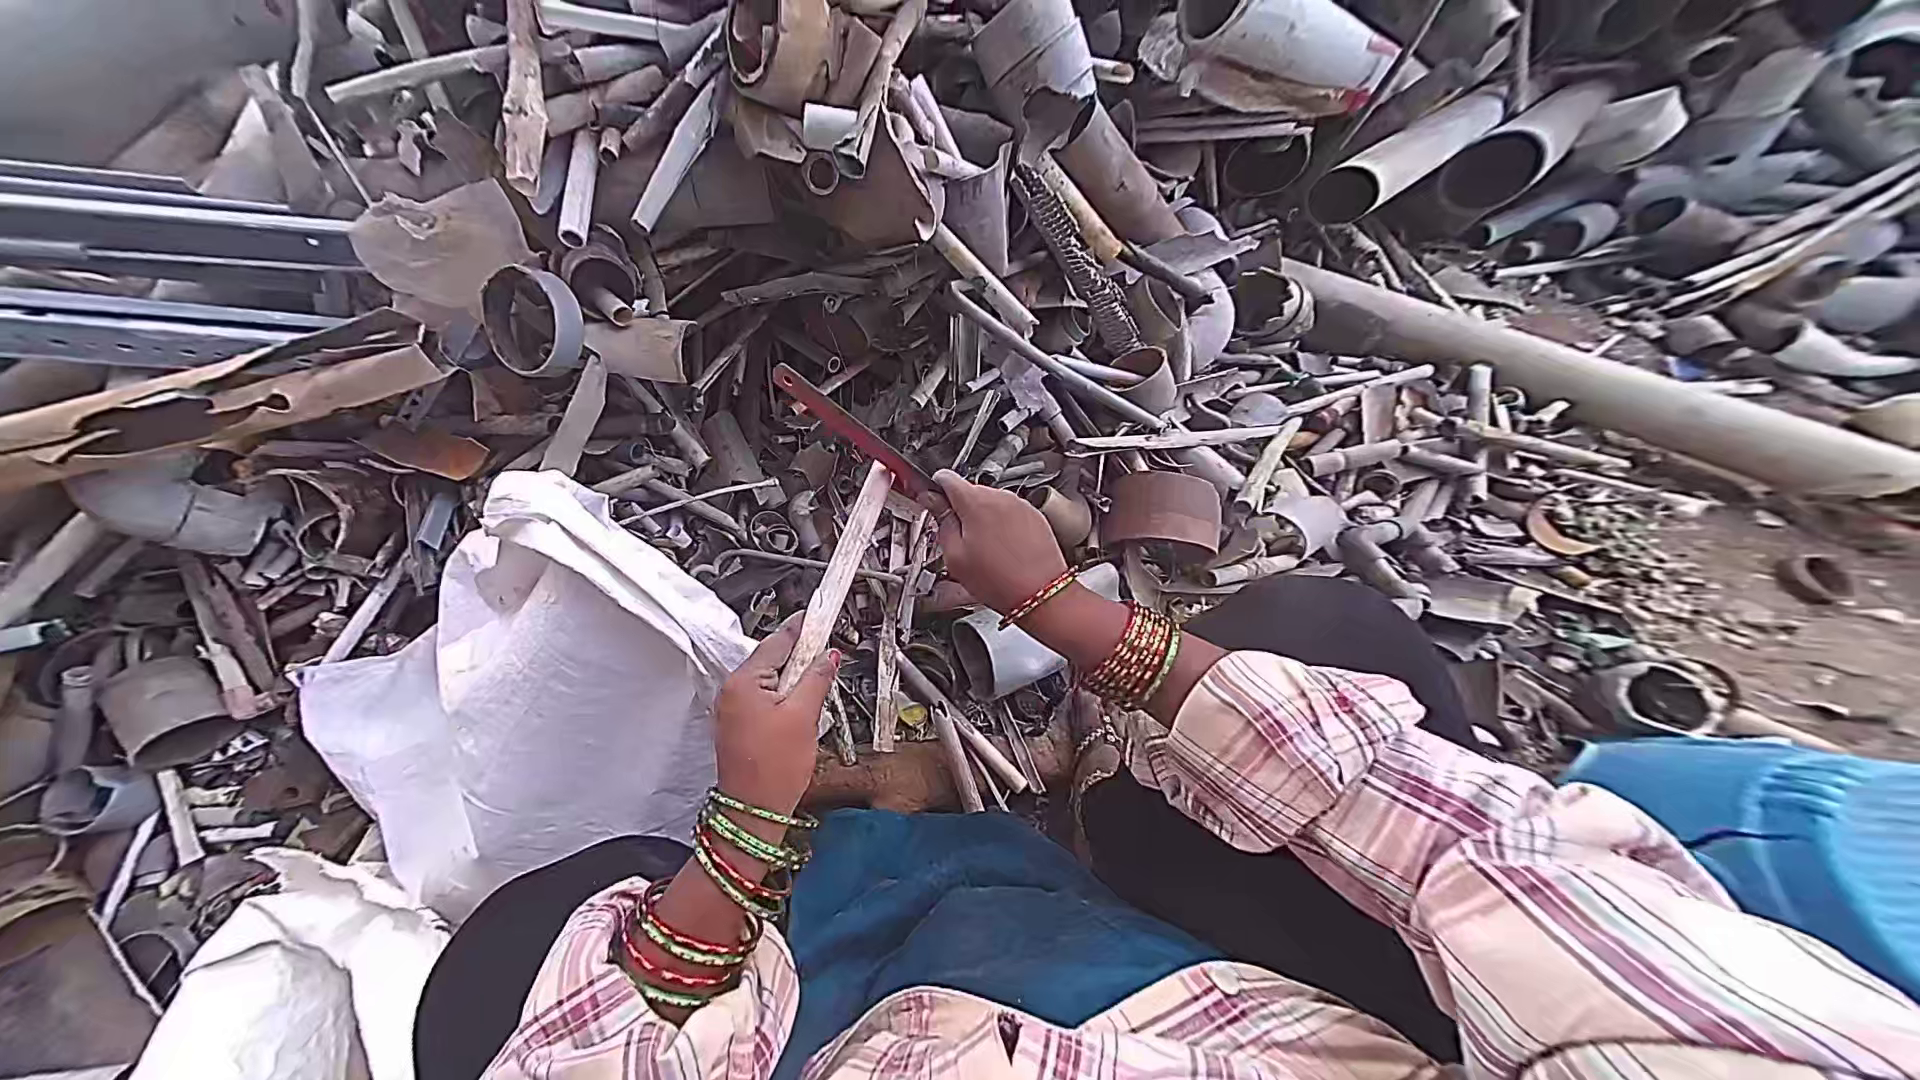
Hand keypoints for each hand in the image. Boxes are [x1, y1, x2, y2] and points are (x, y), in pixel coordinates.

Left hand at [712, 614, 839, 815]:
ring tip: (818, 687)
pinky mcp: (741, 723)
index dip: (803, 627)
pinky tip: (803, 706)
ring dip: (796, 677)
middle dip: (802, 656)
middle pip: (774, 657)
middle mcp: (732, 691)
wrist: (754, 813)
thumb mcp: (804, 715)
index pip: (778, 641)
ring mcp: (734, 708)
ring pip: (772, 678)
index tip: (819, 615)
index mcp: (743, 683)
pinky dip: (786, 695)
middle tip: (828, 656)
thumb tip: (828, 656)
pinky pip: (767, 696)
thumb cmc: (772, 770)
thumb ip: (817, 678)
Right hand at [931, 469, 1068, 614]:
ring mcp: (1020, 505)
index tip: (932, 502)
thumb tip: (932, 502)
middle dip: (961, 511)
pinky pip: (1010, 513)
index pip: (946, 478)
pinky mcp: (1034, 516)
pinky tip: (1002, 550)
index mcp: (975, 502)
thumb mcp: (955, 556)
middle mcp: (999, 496)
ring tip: (984, 551)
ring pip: (991, 503)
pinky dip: (1003, 526)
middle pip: (970, 492)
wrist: (1040, 593)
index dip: (935, 490)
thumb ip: (941, 522)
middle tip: (959, 541)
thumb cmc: (1000, 580)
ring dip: (983, 519)